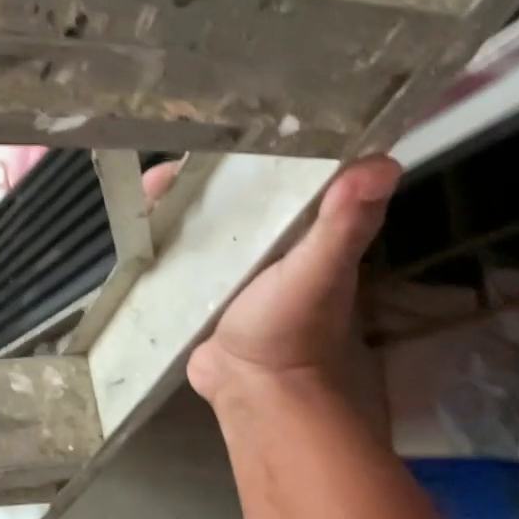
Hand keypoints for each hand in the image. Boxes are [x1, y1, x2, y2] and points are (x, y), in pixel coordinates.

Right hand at [142, 156, 400, 403]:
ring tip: (145, 190)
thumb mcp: (319, 270)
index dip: (257, 144)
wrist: (252, 388)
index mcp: (304, 222)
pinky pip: (181, 247)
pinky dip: (162, 233)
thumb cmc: (291, 329)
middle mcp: (269, 235)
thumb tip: (381, 164)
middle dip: (201, 172)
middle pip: (234, 188)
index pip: (284, 167)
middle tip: (166, 170)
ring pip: (202, 214)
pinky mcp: (200, 281)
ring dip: (175, 199)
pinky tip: (138, 225)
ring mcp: (231, 259)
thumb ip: (344, 222)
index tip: (225, 129)